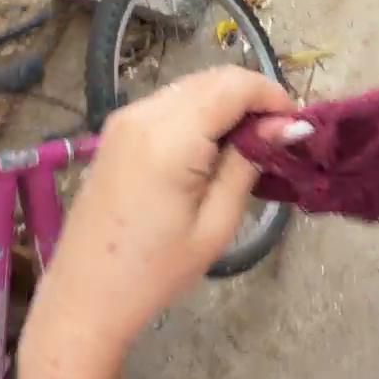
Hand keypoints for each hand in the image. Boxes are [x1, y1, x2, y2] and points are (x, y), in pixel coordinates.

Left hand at [24, 66, 298, 358]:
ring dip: (229, 100)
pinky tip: (213, 144)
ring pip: (195, 84)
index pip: (234, 86)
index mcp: (169, 139)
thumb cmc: (155, 272)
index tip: (295, 126)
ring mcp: (126, 117)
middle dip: (253, 96)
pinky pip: (173, 99)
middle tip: (278, 135)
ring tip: (250, 142)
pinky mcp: (118, 128)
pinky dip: (203, 108)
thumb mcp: (216, 224)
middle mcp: (144, 114)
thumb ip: (250, 161)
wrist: (83, 299)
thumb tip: (290, 125)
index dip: (272, 96)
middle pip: (215, 78)